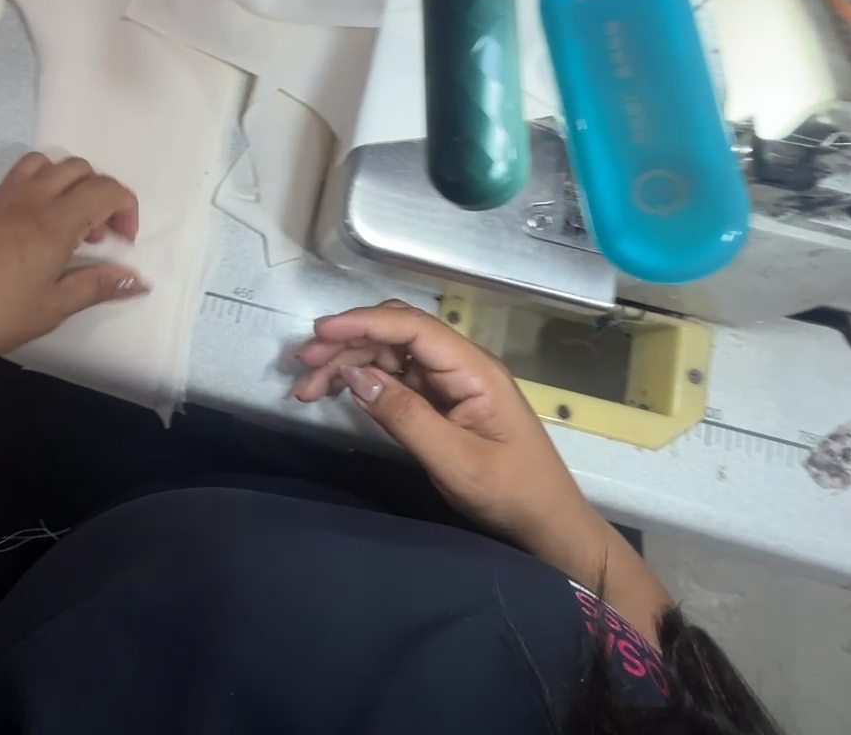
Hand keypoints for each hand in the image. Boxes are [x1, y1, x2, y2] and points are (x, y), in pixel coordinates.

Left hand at [0, 152, 145, 373]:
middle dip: (100, 193)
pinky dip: (39, 186)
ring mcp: (3, 198)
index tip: (124, 240)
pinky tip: (33, 226)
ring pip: (46, 163)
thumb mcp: (53, 307)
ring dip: (68, 183)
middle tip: (97, 235)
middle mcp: (32, 198)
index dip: (126, 207)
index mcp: (56, 222)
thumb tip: (138, 280)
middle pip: (79, 168)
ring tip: (66, 222)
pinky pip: (19, 176)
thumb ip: (98, 285)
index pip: (105, 189)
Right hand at [292, 300, 594, 550]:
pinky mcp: (435, 400)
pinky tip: (333, 391)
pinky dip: (358, 382)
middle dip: (345, 342)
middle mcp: (457, 365)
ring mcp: (445, 381)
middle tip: (302, 364)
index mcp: (473, 369)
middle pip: (393, 336)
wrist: (548, 528)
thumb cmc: (512, 495)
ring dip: (345, 364)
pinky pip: (390, 378)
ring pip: (385, 355)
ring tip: (305, 387)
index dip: (363, 322)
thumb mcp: (457, 461)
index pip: (412, 327)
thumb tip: (354, 374)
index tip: (321, 332)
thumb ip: (404, 415)